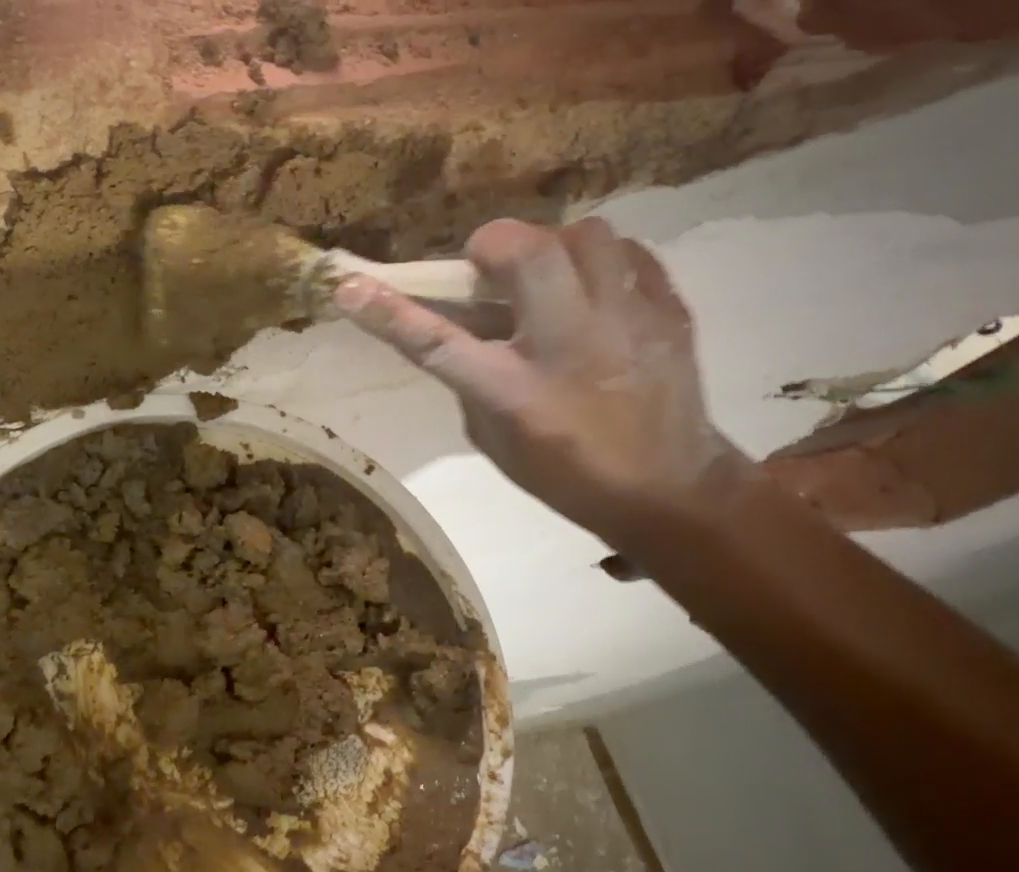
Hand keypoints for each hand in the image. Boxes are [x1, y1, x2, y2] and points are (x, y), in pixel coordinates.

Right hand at [334, 218, 748, 544]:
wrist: (669, 488)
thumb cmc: (565, 473)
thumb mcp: (495, 438)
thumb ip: (471, 380)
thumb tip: (463, 329)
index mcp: (514, 391)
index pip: (437, 341)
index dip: (389, 311)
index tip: (349, 289)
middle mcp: (568, 344)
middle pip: (525, 252)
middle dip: (493, 246)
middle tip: (488, 270)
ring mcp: (627, 321)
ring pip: (586, 235)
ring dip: (553, 247)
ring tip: (547, 278)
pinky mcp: (668, 310)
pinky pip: (630, 253)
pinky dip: (601, 261)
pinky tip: (593, 290)